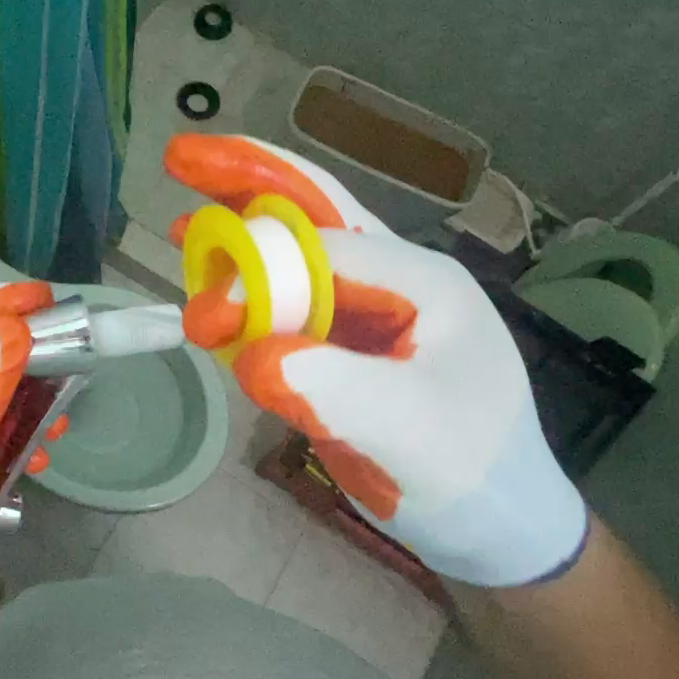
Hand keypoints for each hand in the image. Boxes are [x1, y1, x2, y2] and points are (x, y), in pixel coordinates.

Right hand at [166, 134, 585, 586]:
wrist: (497, 523)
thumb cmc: (470, 473)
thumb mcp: (409, 433)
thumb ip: (332, 388)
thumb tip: (250, 357)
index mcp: (423, 282)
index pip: (324, 252)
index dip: (256, 273)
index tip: (205, 321)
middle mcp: (396, 278)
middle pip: (312, 211)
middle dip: (246, 178)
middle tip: (181, 154)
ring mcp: (372, 308)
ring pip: (297, 248)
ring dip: (240, 230)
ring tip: (183, 220)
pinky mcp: (350, 341)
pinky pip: (292, 298)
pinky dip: (248, 286)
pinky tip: (214, 285)